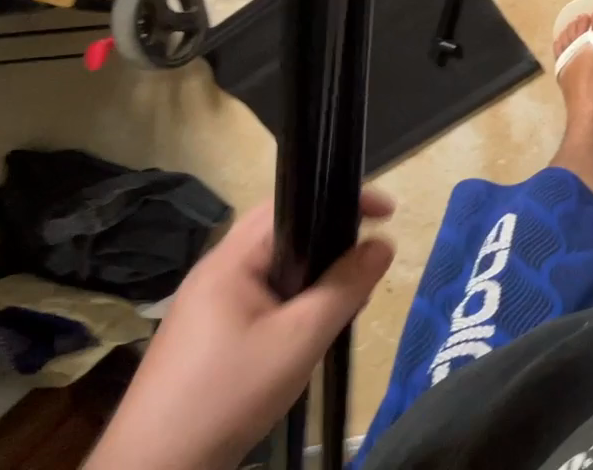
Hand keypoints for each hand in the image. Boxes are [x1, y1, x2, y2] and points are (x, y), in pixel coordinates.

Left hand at [86, 192, 396, 469]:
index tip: (386, 213)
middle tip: (368, 259)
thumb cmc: (228, 394)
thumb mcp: (301, 338)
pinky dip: (295, 299)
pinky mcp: (207, 335)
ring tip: (346, 300)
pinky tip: (309, 331)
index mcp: (230, 262)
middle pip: (284, 235)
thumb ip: (346, 286)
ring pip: (275, 269)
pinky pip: (263, 296)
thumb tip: (383, 244)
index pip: (290, 205)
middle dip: (331, 239)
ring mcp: (206, 306)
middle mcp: (215, 274)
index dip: (339, 198)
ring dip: (315, 273)